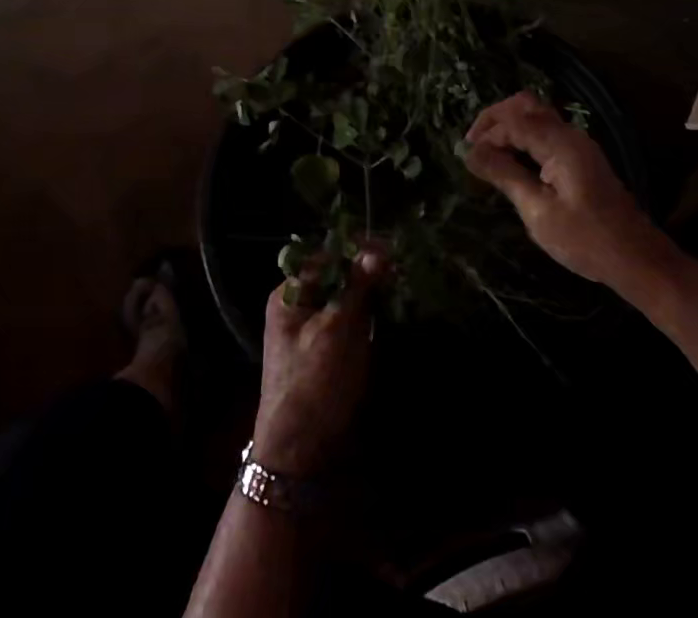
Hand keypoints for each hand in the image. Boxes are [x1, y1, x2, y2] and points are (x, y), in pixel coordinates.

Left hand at [252, 248, 386, 476]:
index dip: (358, 249)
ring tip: (406, 284)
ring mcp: (314, 328)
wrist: (300, 450)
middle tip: (405, 266)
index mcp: (291, 293)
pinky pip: (351, 320)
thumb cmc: (314, 383)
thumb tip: (378, 249)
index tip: (394, 248)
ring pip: (346, 298)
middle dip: (369, 269)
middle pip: (337, 275)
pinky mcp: (329, 350)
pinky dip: (371, 314)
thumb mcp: (337, 329)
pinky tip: (395, 311)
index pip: (326, 255)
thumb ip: (357, 287)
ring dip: (373, 291)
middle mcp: (299, 305)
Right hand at [464, 92, 668, 291]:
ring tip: (485, 154)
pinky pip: (544, 134)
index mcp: (561, 144)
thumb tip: (471, 152)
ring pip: (535, 116)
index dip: (486, 134)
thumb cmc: (585, 240)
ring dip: (507, 128)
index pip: (513, 120)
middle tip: (472, 147)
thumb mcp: (538, 211)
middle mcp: (570, 135)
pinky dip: (521, 139)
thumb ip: (505, 176)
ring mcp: (577, 145)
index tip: (466, 157)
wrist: (635, 258)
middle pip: (525, 106)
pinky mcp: (579, 158)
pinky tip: (508, 162)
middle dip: (494, 120)